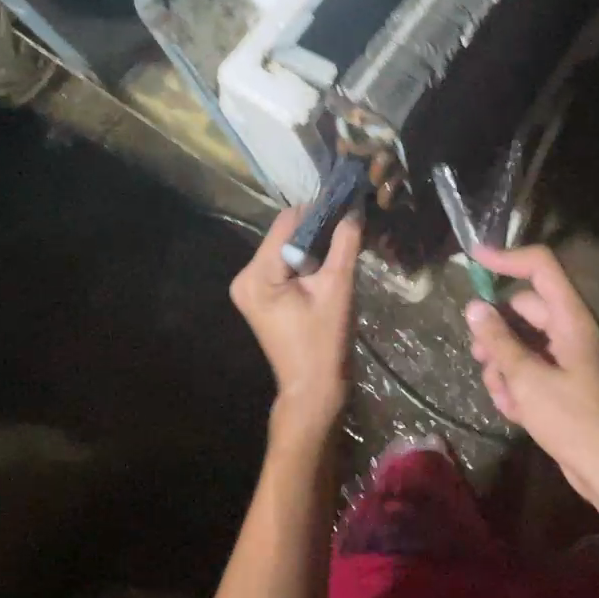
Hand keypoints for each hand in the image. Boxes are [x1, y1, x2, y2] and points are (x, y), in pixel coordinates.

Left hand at [231, 208, 361, 432]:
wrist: (314, 391)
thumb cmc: (324, 344)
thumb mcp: (337, 289)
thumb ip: (344, 244)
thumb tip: (353, 210)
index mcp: (256, 275)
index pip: (287, 223)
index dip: (318, 211)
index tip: (347, 206)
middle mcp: (245, 277)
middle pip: (285, 235)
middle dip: (317, 230)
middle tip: (350, 226)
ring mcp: (251, 288)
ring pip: (287, 249)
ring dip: (315, 245)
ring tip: (345, 242)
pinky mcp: (262, 297)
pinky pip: (286, 265)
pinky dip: (308, 261)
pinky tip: (331, 262)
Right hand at [466, 245, 598, 507]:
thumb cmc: (573, 421)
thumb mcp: (527, 379)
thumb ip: (499, 341)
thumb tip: (475, 307)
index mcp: (573, 319)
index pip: (542, 268)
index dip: (508, 258)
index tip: (474, 259)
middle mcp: (573, 331)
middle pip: (525, 310)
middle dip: (497, 330)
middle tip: (478, 354)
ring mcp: (571, 358)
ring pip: (525, 341)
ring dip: (504, 362)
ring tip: (499, 393)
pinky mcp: (567, 383)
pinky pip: (533, 368)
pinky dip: (517, 383)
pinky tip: (511, 409)